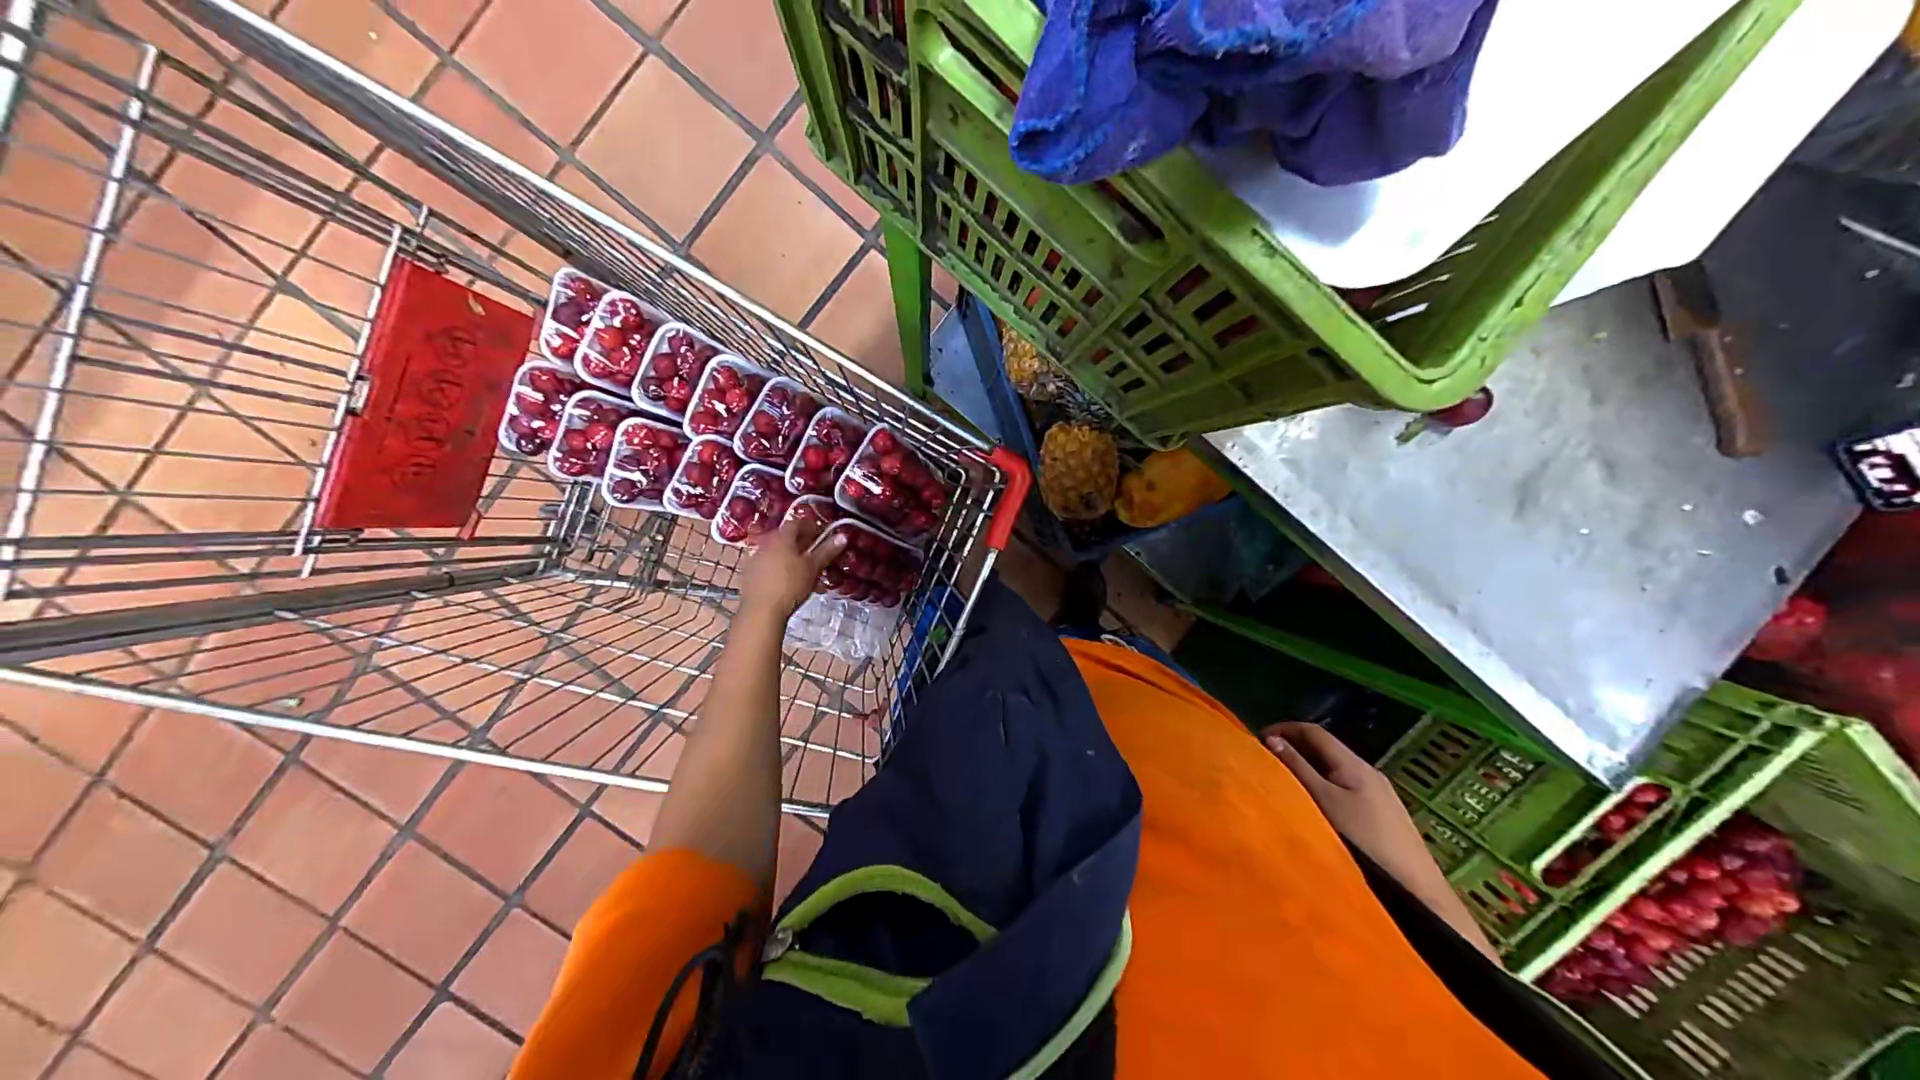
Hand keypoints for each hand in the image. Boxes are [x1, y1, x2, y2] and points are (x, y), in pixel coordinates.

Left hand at [737, 518, 846, 620]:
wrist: (761, 610)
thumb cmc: (790, 585)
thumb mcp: (813, 568)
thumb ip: (827, 551)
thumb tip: (842, 536)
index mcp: (782, 537)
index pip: (798, 523)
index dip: (811, 527)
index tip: (822, 535)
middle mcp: (765, 543)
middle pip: (787, 538)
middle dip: (803, 545)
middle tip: (816, 555)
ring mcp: (755, 559)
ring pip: (778, 554)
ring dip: (792, 559)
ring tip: (806, 574)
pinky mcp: (749, 575)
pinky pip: (769, 566)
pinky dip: (781, 570)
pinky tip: (790, 584)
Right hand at [1261, 722, 1429, 879]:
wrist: (1417, 893)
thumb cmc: (1364, 841)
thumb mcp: (1323, 801)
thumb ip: (1297, 769)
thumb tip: (1272, 739)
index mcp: (1354, 764)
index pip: (1314, 731)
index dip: (1283, 729)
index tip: (1256, 740)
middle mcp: (1369, 773)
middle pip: (1325, 750)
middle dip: (1293, 750)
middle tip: (1264, 762)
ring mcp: (1379, 796)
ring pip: (1334, 771)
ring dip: (1306, 771)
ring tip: (1282, 785)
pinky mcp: (1383, 817)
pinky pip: (1344, 789)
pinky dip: (1322, 788)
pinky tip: (1313, 809)